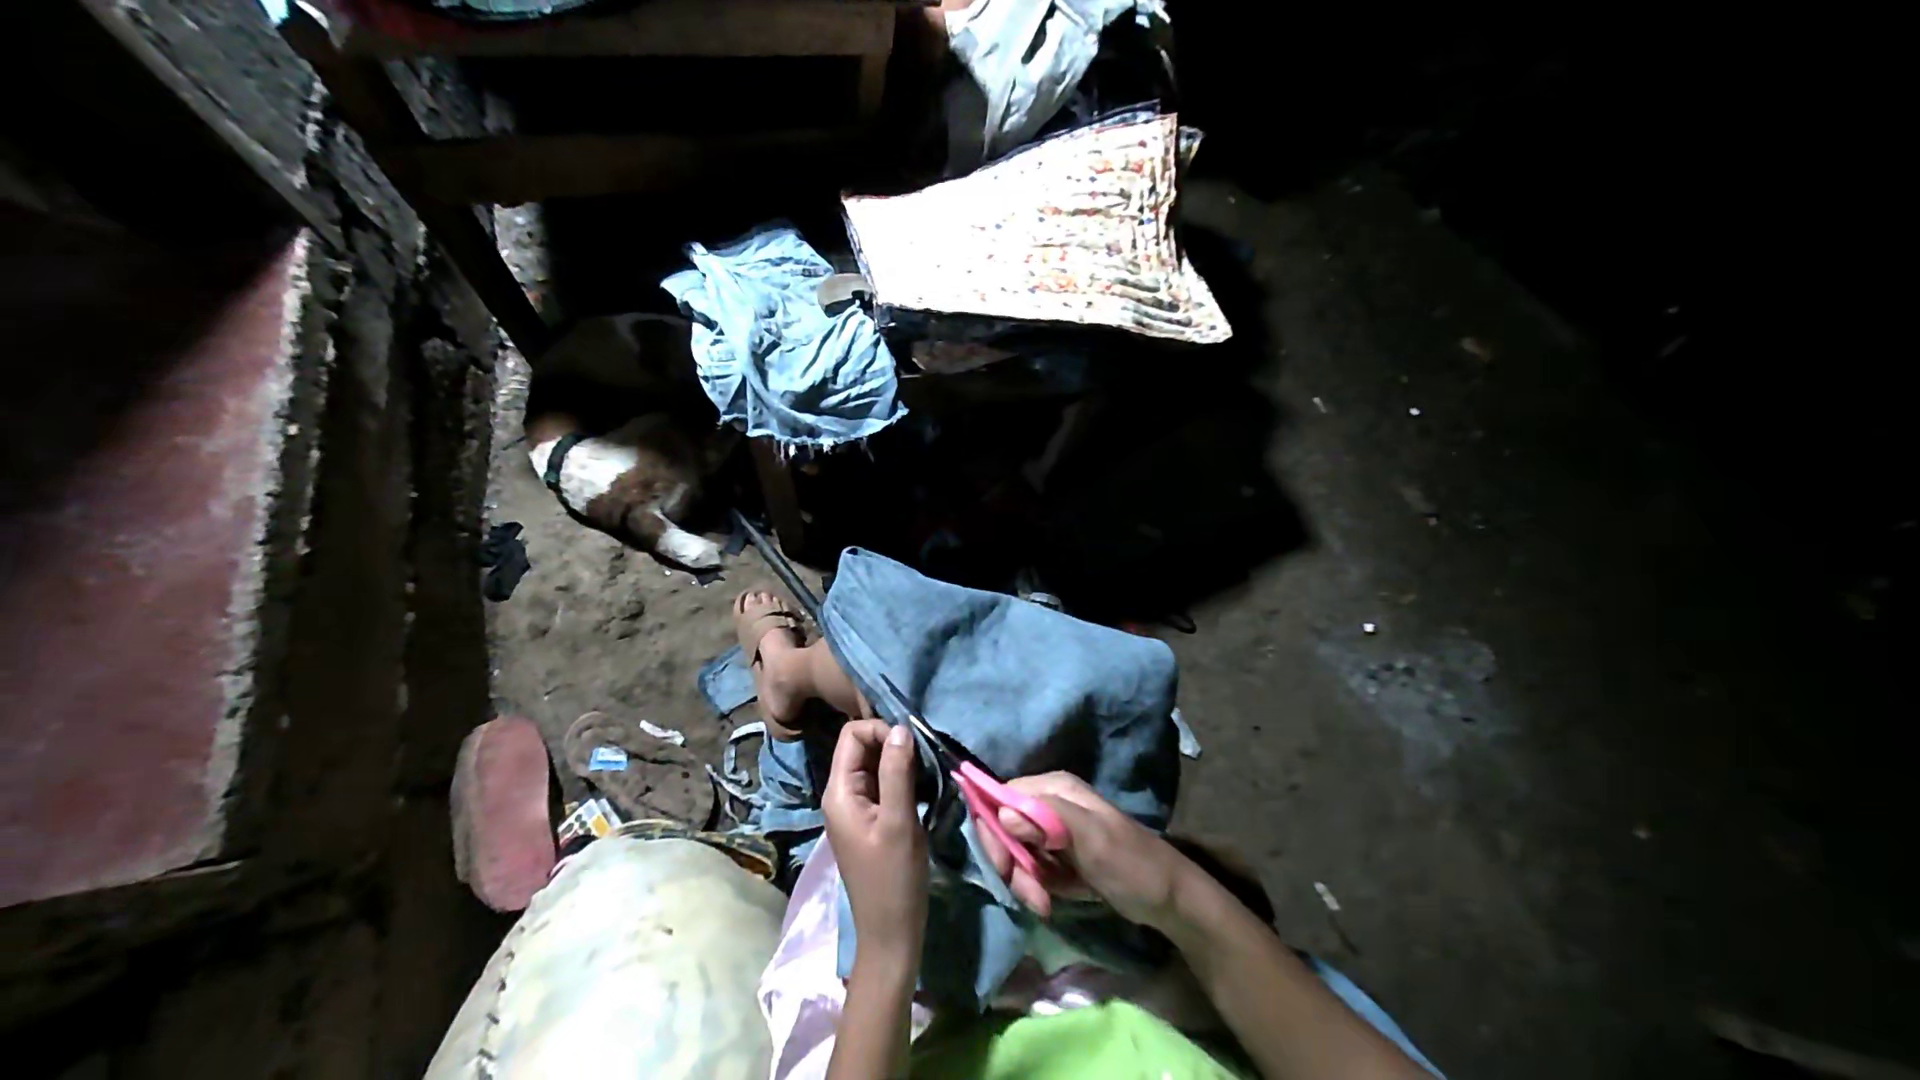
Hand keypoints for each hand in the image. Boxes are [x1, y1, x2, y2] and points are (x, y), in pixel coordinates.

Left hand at [823, 720, 929, 959]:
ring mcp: (855, 807)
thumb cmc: (894, 878)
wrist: (890, 932)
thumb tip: (901, 728)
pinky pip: (882, 784)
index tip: (912, 745)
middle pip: (862, 747)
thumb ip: (897, 772)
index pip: (852, 735)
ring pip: (875, 764)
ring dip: (900, 761)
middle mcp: (841, 794)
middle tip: (925, 757)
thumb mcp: (898, 821)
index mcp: (839, 792)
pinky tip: (923, 788)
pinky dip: (902, 778)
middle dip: (893, 743)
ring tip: (927, 771)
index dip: (881, 730)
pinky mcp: (870, 819)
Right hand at [977, 771, 1189, 926]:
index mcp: (1053, 787)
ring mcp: (1052, 830)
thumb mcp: (1092, 838)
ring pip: (1014, 851)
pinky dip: (1035, 886)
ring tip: (1044, 904)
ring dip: (1024, 881)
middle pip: (1003, 827)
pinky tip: (1050, 902)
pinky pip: (1030, 867)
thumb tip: (1002, 813)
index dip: (993, 829)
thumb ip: (1048, 819)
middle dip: (1011, 863)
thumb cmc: (1131, 863)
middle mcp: (1047, 803)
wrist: (1167, 899)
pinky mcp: (1057, 855)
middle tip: (1030, 894)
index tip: (1004, 865)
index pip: (1001, 796)